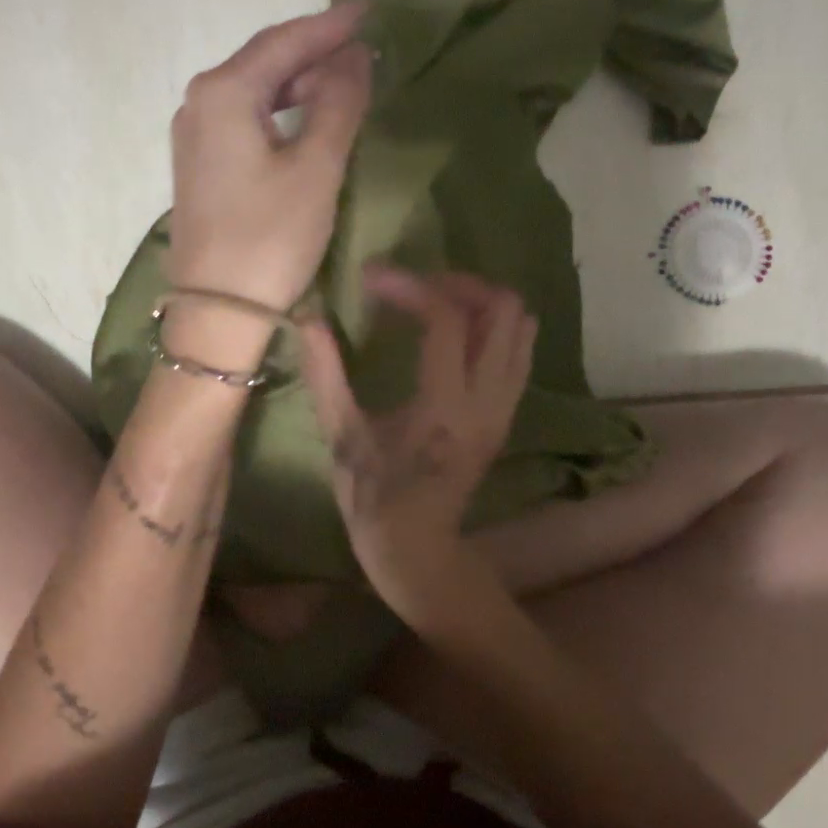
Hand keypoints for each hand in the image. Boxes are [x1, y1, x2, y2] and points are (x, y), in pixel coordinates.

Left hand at [166, 3, 372, 313]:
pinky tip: (306, 120)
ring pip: (253, 92)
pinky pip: (243, 120)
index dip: (330, 25)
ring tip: (345, 80)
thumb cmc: (270, 238)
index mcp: (223, 92)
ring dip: (298, 83)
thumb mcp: (316, 167)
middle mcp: (198, 103)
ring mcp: (193, 137)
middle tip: (364, 45)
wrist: (218, 313)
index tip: (370, 8)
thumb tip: (355, 56)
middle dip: (314, 51)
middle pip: (264, 62)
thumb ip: (338, 102)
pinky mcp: (199, 167)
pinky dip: (279, 112)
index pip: (284, 41)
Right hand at [299, 267, 536, 614]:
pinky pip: (518, 352)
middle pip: (503, 310)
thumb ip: (326, 374)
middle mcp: (487, 401)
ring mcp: (503, 408)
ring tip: (433, 304)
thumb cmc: (372, 498)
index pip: (446, 319)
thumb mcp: (342, 437)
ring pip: (519, 327)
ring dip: (479, 302)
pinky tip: (454, 334)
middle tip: (412, 287)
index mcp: (445, 406)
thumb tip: (308, 317)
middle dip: (457, 284)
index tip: (370, 279)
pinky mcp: (505, 414)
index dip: (409, 286)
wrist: (416, 548)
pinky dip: (493, 328)